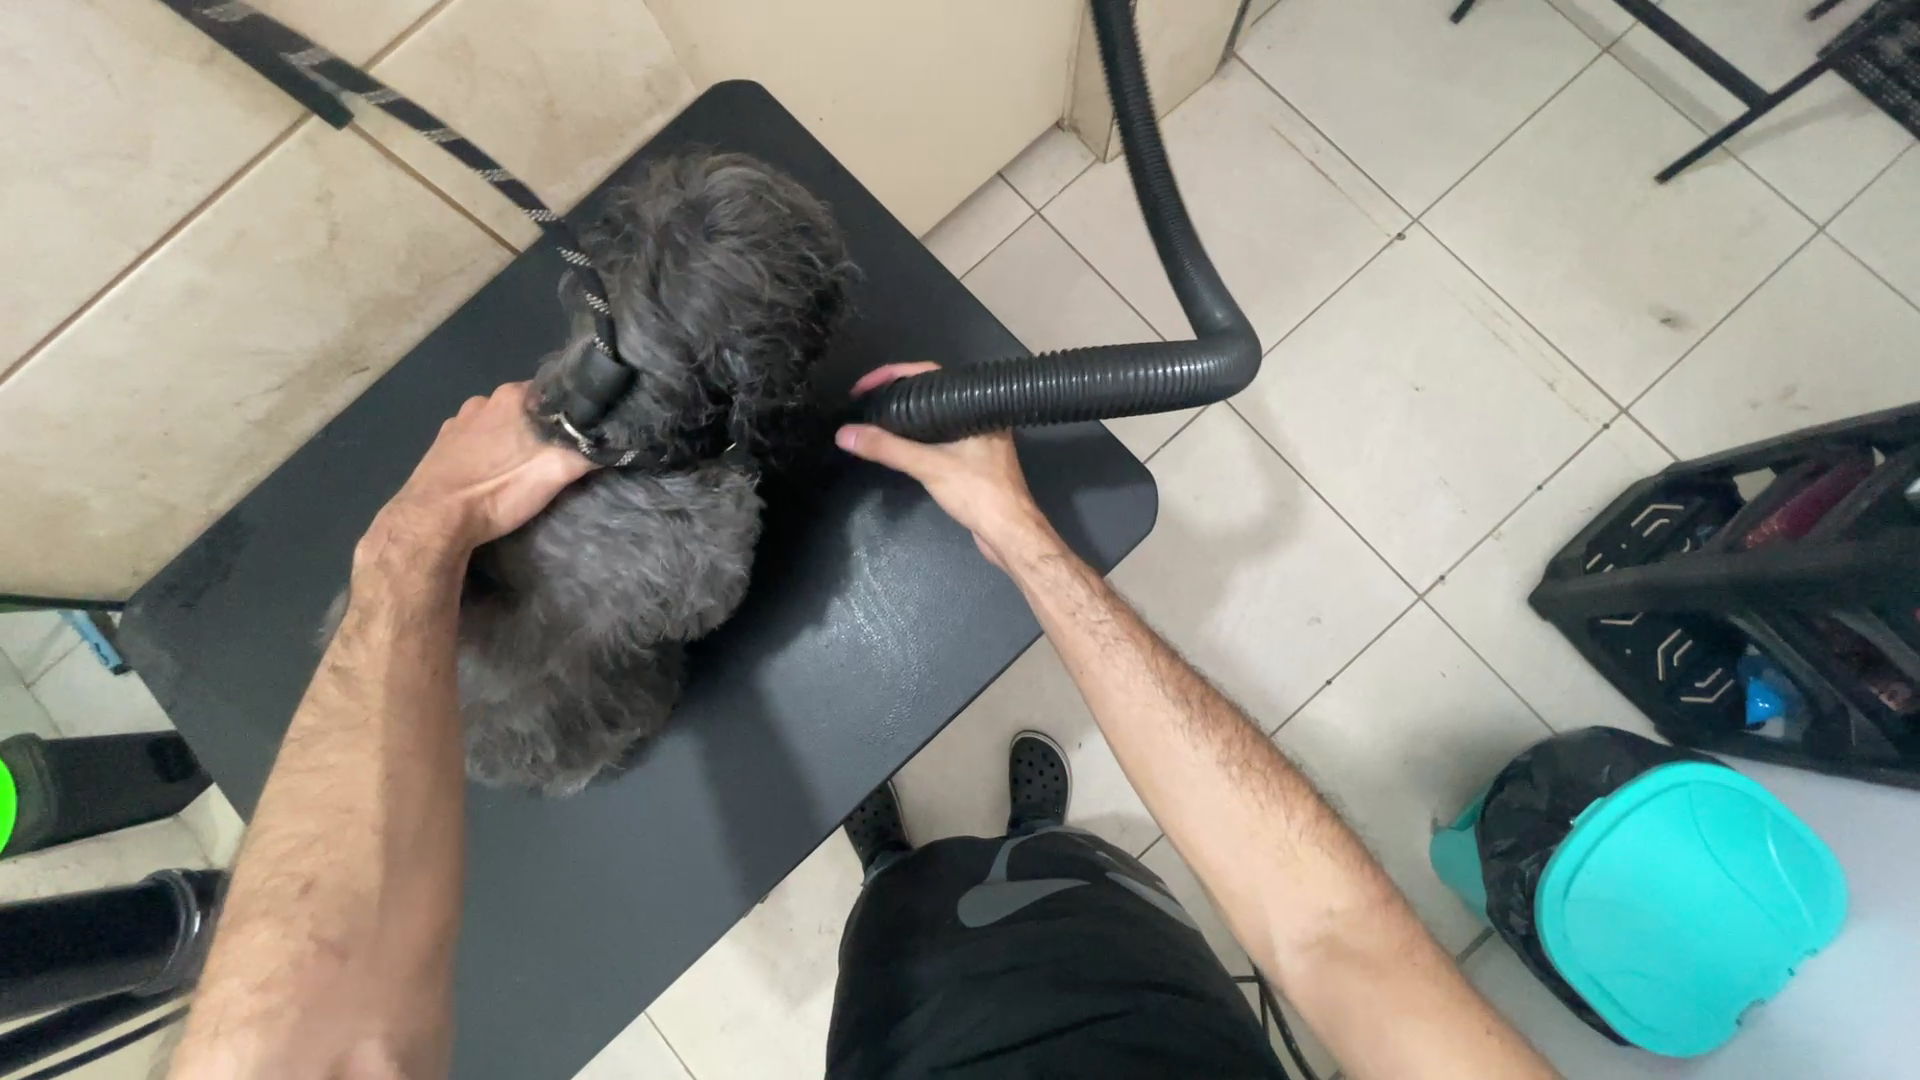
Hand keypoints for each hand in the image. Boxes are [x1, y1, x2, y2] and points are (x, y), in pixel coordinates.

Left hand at [359, 382, 595, 564]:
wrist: (435, 519)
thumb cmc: (500, 489)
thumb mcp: (559, 472)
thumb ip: (589, 453)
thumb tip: (617, 443)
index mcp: (513, 397)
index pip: (555, 391)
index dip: (572, 411)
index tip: (585, 430)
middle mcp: (484, 400)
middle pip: (528, 407)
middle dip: (544, 425)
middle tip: (560, 453)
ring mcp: (458, 421)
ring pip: (500, 422)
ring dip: (514, 437)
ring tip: (526, 465)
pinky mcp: (442, 443)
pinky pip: (476, 438)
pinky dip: (489, 449)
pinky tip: (494, 471)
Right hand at [836, 363, 1058, 569]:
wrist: (1010, 532)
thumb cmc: (978, 493)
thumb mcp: (929, 466)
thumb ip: (887, 448)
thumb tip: (845, 433)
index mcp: (975, 405)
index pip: (929, 373)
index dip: (893, 374)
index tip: (864, 386)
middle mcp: (979, 416)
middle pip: (932, 393)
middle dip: (897, 394)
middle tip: (867, 401)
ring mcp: (979, 438)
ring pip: (937, 417)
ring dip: (908, 418)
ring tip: (878, 419)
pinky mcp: (975, 459)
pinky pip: (941, 438)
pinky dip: (920, 437)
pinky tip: (902, 444)